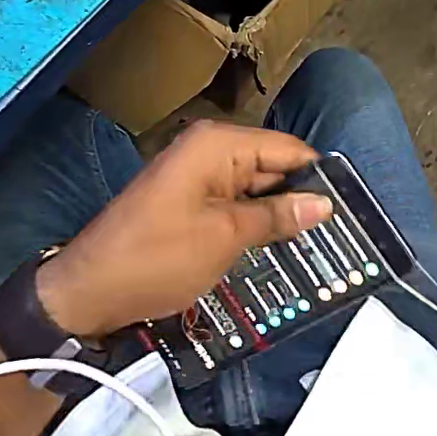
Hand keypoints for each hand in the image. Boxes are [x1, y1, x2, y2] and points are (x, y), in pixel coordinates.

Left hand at [36, 121, 330, 337]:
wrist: (88, 290)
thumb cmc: (157, 257)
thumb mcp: (225, 237)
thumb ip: (278, 216)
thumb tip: (323, 203)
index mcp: (218, 144)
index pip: (287, 149)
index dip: (317, 176)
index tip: (349, 208)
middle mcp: (211, 149)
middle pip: (272, 165)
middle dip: (300, 196)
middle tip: (339, 232)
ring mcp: (198, 173)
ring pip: (256, 186)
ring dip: (278, 212)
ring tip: (317, 242)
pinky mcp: (191, 197)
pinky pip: (235, 200)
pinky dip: (254, 220)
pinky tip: (277, 244)